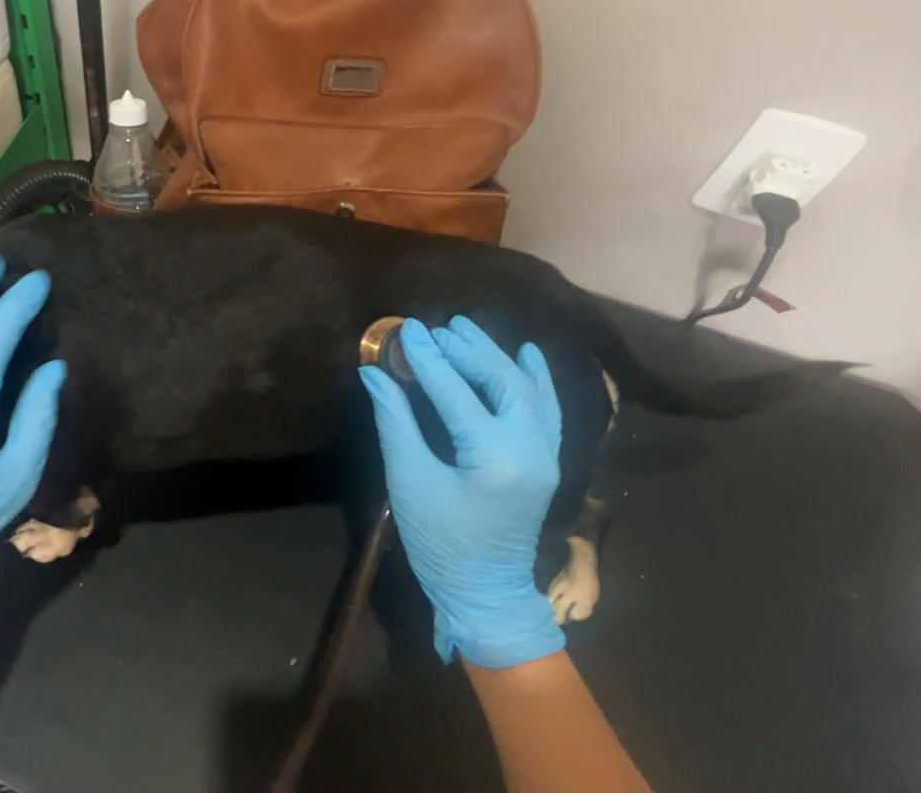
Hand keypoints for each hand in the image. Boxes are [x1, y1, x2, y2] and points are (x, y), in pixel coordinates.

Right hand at [359, 316, 564, 667]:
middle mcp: (531, 448)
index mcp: (495, 456)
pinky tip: (526, 353)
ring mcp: (546, 454)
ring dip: (496, 356)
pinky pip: (547, 410)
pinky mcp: (546, 461)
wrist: (483, 592)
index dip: (428, 358)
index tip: (408, 329)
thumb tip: (374, 373)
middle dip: (467, 350)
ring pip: (525, 390)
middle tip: (437, 328)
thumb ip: (395, 421)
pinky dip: (536, 379)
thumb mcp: (409, 481)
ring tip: (466, 329)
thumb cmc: (439, 542)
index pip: (456, 391)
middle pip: (500, 381)